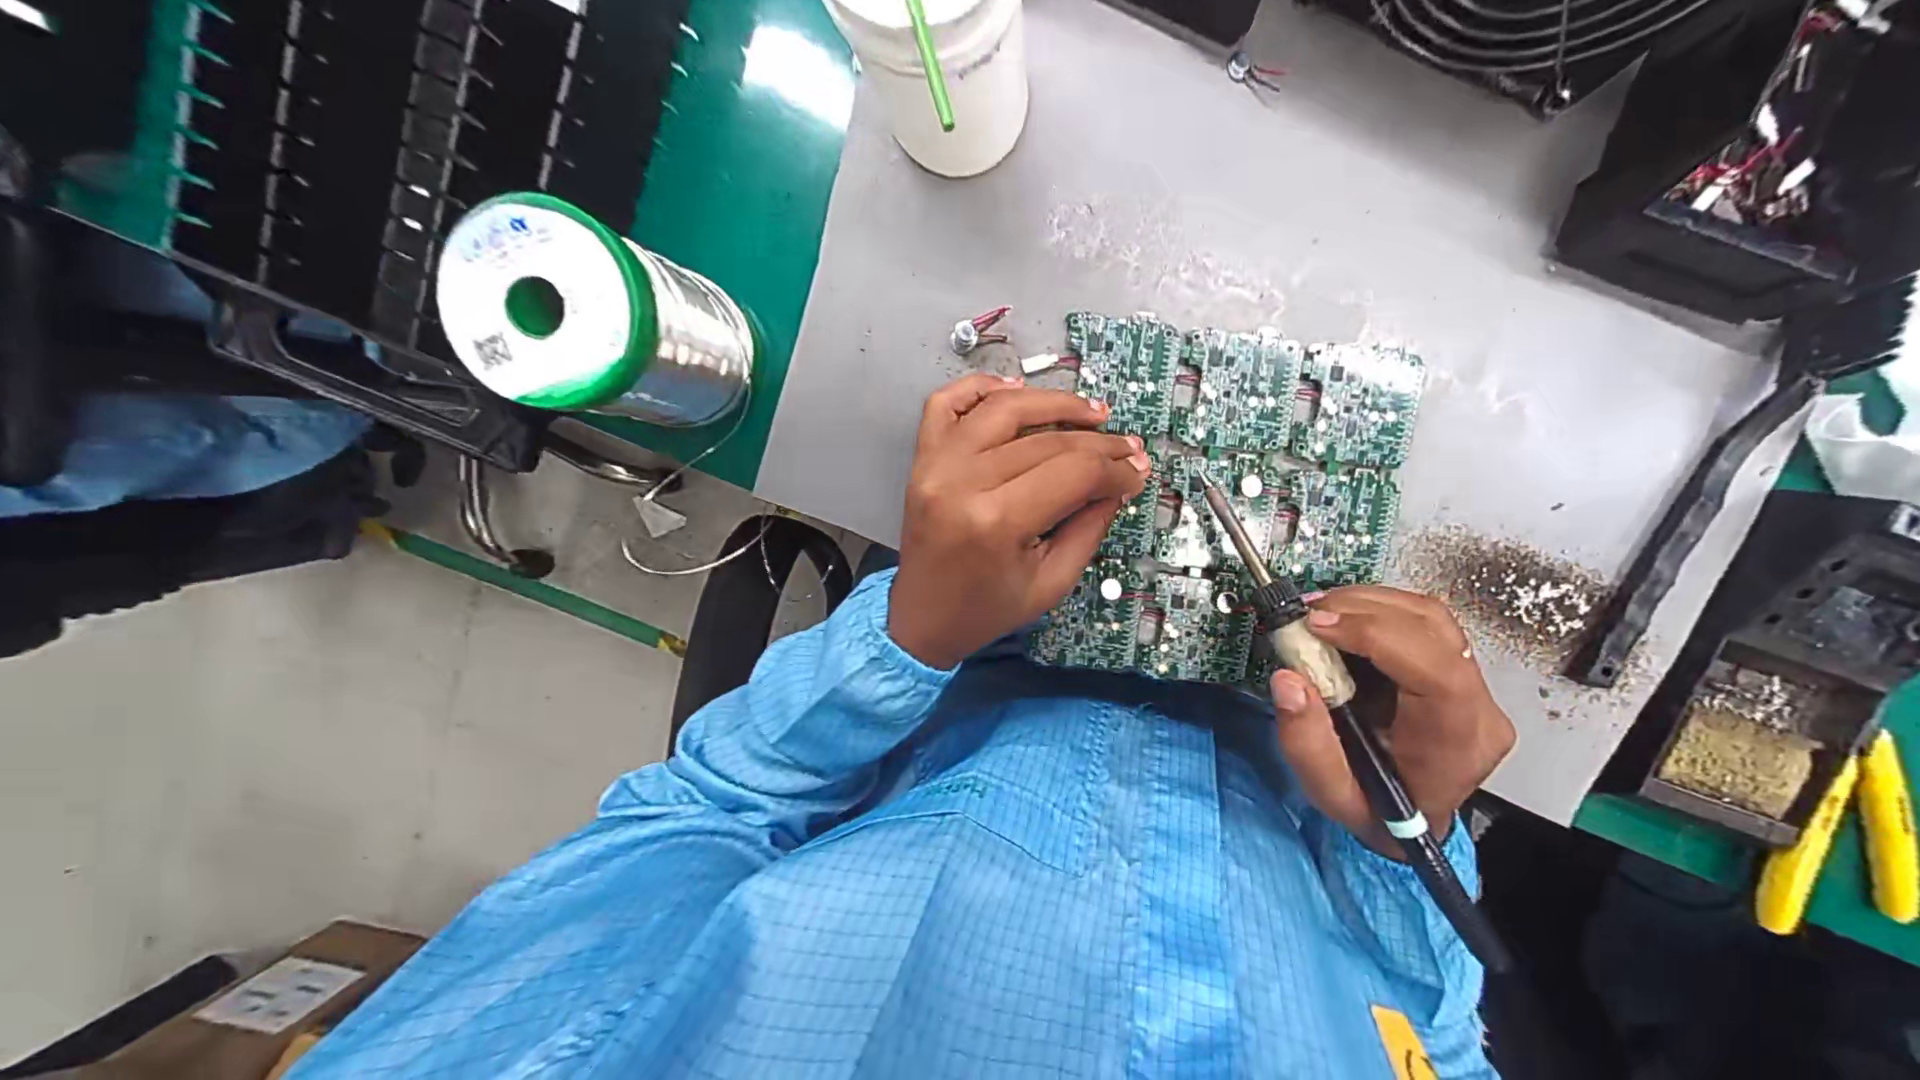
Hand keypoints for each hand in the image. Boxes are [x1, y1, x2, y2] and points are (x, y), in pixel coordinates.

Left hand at [889, 374, 1152, 668]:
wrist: (922, 619)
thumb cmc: (986, 609)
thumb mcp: (1052, 583)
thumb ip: (1090, 528)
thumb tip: (1120, 482)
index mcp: (996, 523)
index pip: (1073, 472)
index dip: (1116, 468)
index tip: (1136, 472)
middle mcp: (961, 483)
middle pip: (1046, 440)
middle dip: (1099, 442)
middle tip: (1128, 447)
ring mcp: (935, 465)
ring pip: (1004, 408)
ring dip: (1054, 402)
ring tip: (1091, 413)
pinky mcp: (921, 459)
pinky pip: (947, 402)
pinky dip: (981, 387)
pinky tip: (1016, 390)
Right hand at [1269, 586, 1514, 857]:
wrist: (1409, 822)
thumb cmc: (1377, 811)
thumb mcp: (1331, 794)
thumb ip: (1306, 744)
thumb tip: (1288, 680)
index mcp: (1456, 742)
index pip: (1436, 669)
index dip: (1375, 634)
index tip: (1318, 626)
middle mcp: (1479, 708)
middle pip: (1433, 629)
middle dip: (1361, 609)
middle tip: (1305, 616)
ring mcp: (1473, 684)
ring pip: (1429, 615)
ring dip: (1365, 603)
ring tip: (1317, 615)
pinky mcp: (1454, 667)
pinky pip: (1420, 621)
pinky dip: (1373, 609)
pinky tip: (1339, 620)